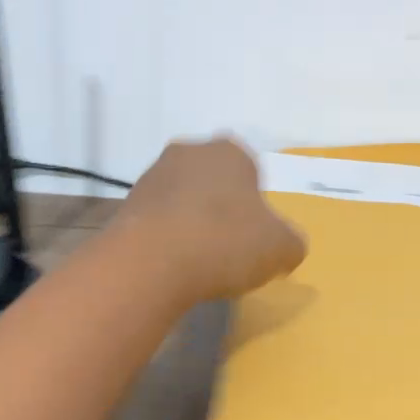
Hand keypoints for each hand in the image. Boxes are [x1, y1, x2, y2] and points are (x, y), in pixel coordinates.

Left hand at [111, 136, 305, 302]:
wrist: (151, 262)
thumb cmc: (225, 243)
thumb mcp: (280, 249)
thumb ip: (291, 244)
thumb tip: (288, 248)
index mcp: (230, 151)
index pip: (251, 170)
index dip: (256, 204)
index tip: (255, 235)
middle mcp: (188, 152)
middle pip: (213, 182)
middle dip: (221, 209)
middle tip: (229, 249)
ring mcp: (152, 177)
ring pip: (183, 200)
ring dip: (191, 224)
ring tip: (199, 262)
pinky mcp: (127, 207)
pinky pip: (158, 223)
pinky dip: (167, 240)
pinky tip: (173, 267)